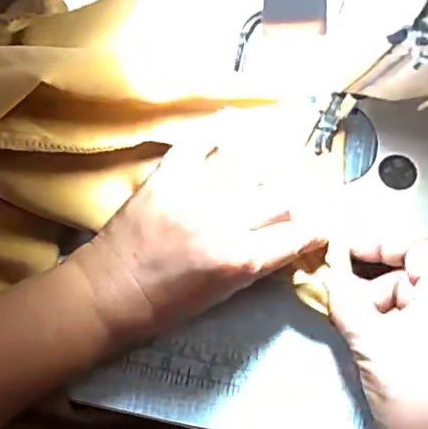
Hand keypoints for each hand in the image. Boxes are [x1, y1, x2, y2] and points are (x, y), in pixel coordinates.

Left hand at [69, 140, 329, 345]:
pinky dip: (220, 129)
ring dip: (271, 155)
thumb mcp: (223, 294)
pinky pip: (200, 140)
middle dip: (297, 194)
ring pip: (251, 159)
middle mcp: (224, 222)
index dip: (317, 227)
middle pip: (284, 192)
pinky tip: (234, 123)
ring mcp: (194, 194)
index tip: (318, 224)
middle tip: (295, 192)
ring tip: (281, 147)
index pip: (300, 231)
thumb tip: (289, 238)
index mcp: (241, 259)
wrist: (108, 292)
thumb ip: (258, 262)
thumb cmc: (165, 305)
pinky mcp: (166, 176)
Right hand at [322, 236, 427, 428]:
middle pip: (416, 277)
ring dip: (386, 313)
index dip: (377, 246)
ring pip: (419, 303)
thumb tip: (325, 276)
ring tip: (363, 342)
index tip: (341, 254)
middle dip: (377, 291)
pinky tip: (380, 351)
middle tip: (346, 314)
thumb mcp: (368, 339)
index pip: (417, 248)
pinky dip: (401, 329)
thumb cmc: (412, 390)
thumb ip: (344, 299)